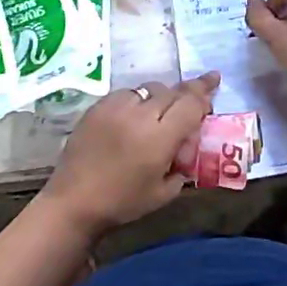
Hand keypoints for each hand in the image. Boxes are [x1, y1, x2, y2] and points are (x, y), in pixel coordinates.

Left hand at [40, 73, 220, 236]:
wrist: (72, 202)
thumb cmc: (122, 203)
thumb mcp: (164, 193)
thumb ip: (183, 166)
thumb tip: (189, 147)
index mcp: (159, 137)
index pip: (190, 103)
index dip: (204, 93)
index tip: (213, 83)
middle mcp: (140, 115)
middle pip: (172, 91)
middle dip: (185, 95)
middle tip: (192, 104)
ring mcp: (116, 107)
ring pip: (149, 89)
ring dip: (160, 97)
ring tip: (159, 115)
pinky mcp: (98, 106)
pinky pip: (126, 94)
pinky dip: (136, 101)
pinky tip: (133, 118)